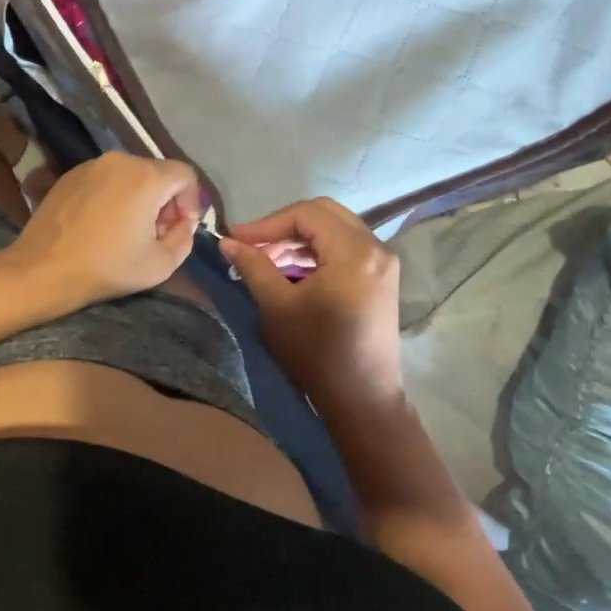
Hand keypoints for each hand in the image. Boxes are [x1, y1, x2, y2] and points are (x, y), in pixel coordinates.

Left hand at [1, 152, 201, 307]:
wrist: (44, 269)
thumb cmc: (106, 268)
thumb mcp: (161, 264)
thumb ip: (185, 237)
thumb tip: (183, 223)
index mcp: (146, 176)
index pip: (185, 175)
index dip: (191, 202)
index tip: (179, 228)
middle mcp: (118, 161)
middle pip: (157, 173)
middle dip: (164, 201)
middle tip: (155, 234)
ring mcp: (89, 166)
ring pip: (129, 175)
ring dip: (138, 198)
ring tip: (126, 231)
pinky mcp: (68, 176)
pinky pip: (103, 180)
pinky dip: (112, 196)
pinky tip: (101, 225)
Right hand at [218, 198, 402, 409]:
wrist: (361, 396)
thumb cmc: (316, 351)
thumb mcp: (277, 306)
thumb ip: (253, 266)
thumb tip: (227, 241)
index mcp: (354, 252)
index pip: (306, 214)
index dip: (266, 223)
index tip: (235, 239)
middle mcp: (376, 249)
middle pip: (324, 214)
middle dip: (283, 225)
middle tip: (251, 244)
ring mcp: (383, 264)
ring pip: (335, 230)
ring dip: (298, 238)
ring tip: (265, 258)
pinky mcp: (381, 279)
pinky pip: (345, 248)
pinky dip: (315, 252)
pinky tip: (290, 270)